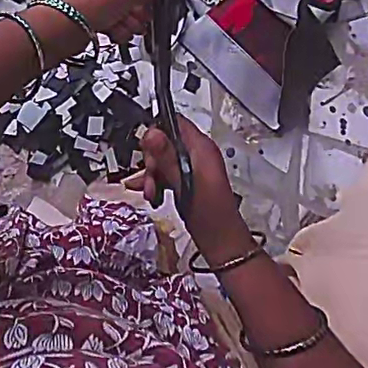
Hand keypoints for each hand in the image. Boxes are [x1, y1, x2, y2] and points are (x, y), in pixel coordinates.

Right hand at [132, 115, 252, 249]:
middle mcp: (197, 154)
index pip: (174, 122)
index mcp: (201, 149)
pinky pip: (167, 172)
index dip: (156, 132)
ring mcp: (192, 167)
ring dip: (151, 174)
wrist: (221, 245)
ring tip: (150, 192)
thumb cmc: (210, 216)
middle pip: (164, 141)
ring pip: (162, 158)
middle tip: (149, 178)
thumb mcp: (183, 184)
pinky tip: (153, 195)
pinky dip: (157, 182)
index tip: (146, 150)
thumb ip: (166, 158)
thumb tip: (151, 132)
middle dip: (151, 159)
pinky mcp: (187, 180)